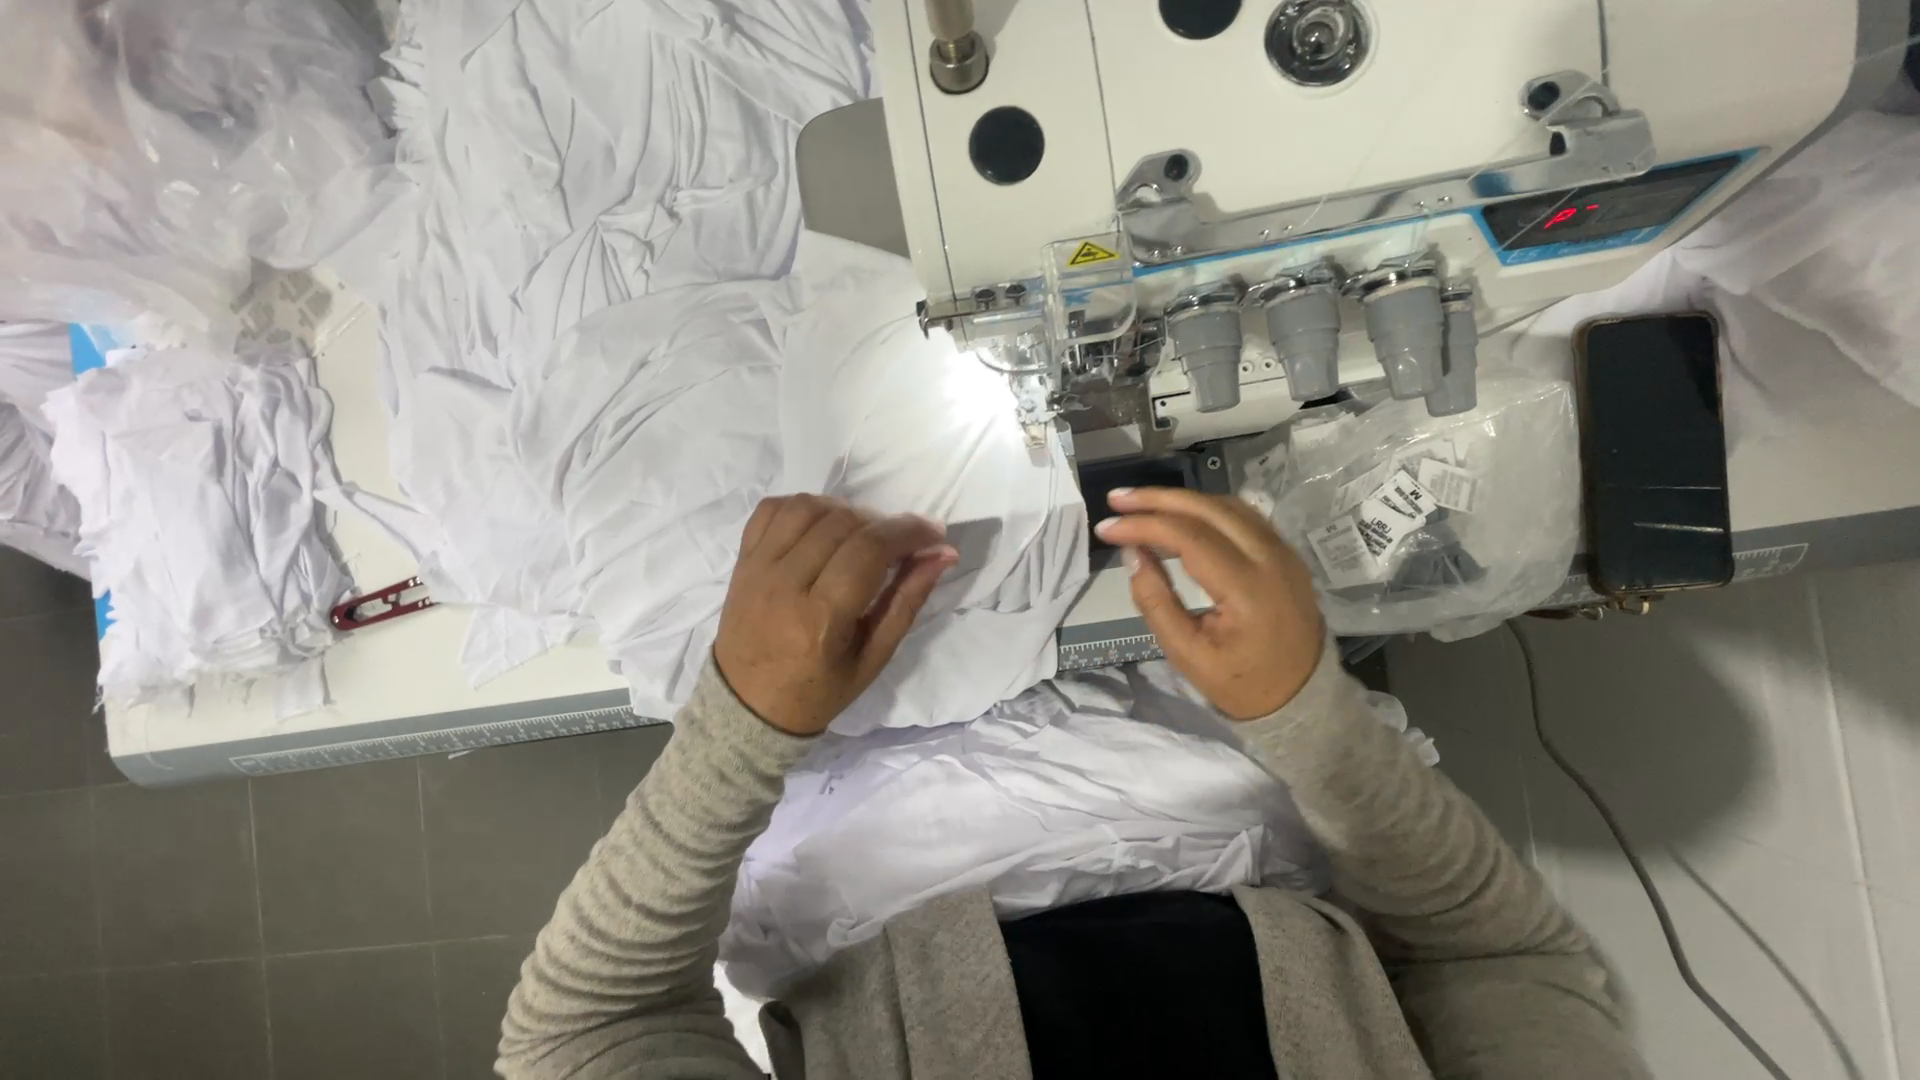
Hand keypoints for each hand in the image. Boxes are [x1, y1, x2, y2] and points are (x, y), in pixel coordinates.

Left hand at [714, 495, 958, 734]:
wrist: (748, 707)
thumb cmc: (818, 691)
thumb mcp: (874, 657)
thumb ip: (908, 601)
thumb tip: (943, 553)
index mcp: (819, 618)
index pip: (869, 550)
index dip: (908, 531)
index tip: (934, 533)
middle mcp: (784, 584)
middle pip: (842, 522)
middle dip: (884, 523)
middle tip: (900, 544)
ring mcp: (757, 568)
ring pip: (807, 507)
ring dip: (845, 510)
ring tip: (862, 533)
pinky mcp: (742, 561)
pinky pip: (772, 509)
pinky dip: (804, 506)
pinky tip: (823, 526)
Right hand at [1095, 487, 1324, 719]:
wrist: (1303, 696)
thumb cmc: (1240, 682)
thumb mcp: (1187, 655)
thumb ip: (1156, 602)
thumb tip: (1132, 553)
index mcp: (1247, 589)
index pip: (1189, 538)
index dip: (1143, 525)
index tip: (1106, 527)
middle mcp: (1271, 559)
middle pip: (1209, 510)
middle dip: (1157, 499)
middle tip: (1116, 499)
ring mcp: (1284, 552)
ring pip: (1228, 506)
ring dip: (1181, 500)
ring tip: (1141, 504)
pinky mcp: (1285, 553)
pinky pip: (1244, 516)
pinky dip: (1206, 509)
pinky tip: (1180, 513)